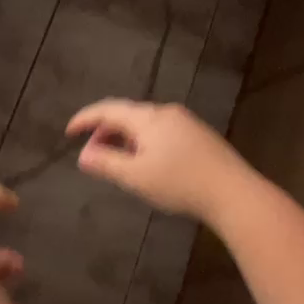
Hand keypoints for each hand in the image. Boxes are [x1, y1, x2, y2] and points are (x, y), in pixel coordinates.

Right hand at [67, 100, 260, 222]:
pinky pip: (161, 131)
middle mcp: (166, 112)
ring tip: (118, 162)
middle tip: (92, 153)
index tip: (68, 132)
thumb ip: (106, 164)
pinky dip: (144, 142)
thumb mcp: (136, 177)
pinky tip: (148, 163)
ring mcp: (186, 122)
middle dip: (105, 131)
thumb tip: (83, 155)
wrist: (235, 194)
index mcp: (148, 118)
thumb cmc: (180, 184)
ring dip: (125, 138)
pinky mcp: (200, 136)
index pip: (108, 109)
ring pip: (145, 124)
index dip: (85, 119)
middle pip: (127, 114)